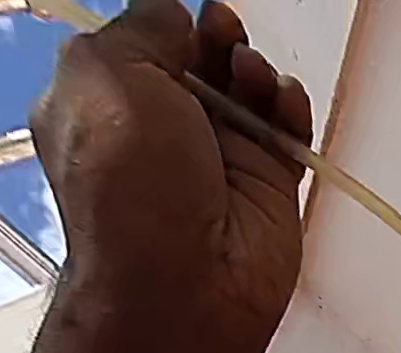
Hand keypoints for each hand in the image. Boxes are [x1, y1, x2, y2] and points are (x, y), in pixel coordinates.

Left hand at [31, 0, 311, 352]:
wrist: (188, 278)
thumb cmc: (131, 178)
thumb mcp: (107, 74)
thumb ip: (144, 31)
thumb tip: (177, 16)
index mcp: (116, 101)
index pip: (153, 46)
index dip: (178, 26)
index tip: (198, 19)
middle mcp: (172, 131)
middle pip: (208, 66)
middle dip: (222, 43)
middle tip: (230, 42)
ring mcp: (227, 163)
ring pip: (253, 99)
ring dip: (259, 74)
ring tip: (256, 77)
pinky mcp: (274, 191)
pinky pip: (288, 138)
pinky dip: (292, 111)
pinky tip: (288, 100)